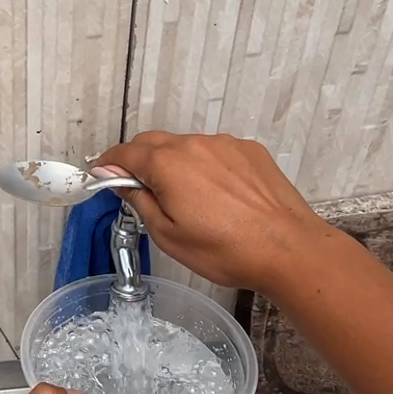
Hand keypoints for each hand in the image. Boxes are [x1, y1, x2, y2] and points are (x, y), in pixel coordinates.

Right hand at [94, 132, 337, 292]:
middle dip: (139, 160)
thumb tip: (115, 178)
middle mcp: (194, 144)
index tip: (103, 176)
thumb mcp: (167, 234)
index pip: (125, 152)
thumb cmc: (225, 250)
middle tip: (139, 189)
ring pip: (185, 146)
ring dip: (174, 163)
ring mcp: (224, 144)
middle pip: (152, 142)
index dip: (109, 164)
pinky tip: (216, 195)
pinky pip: (214, 151)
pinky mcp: (249, 151)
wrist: (288, 250)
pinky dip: (204, 165)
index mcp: (167, 164)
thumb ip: (137, 199)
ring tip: (185, 198)